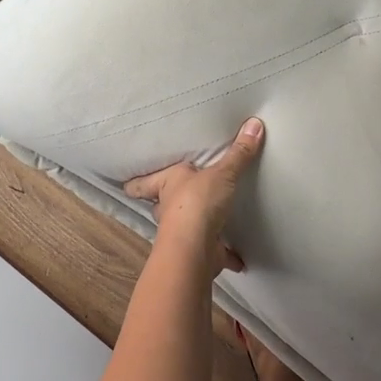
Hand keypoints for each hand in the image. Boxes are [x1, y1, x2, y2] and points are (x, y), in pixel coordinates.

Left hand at [125, 118, 265, 273]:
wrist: (195, 250)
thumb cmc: (197, 203)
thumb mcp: (222, 173)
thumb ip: (239, 153)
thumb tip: (255, 123)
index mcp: (168, 184)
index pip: (143, 183)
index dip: (135, 184)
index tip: (125, 185)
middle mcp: (169, 209)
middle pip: (162, 205)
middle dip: (168, 204)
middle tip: (174, 198)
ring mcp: (182, 233)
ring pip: (184, 227)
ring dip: (195, 226)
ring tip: (208, 219)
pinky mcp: (199, 253)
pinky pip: (215, 251)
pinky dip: (226, 254)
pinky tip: (240, 257)